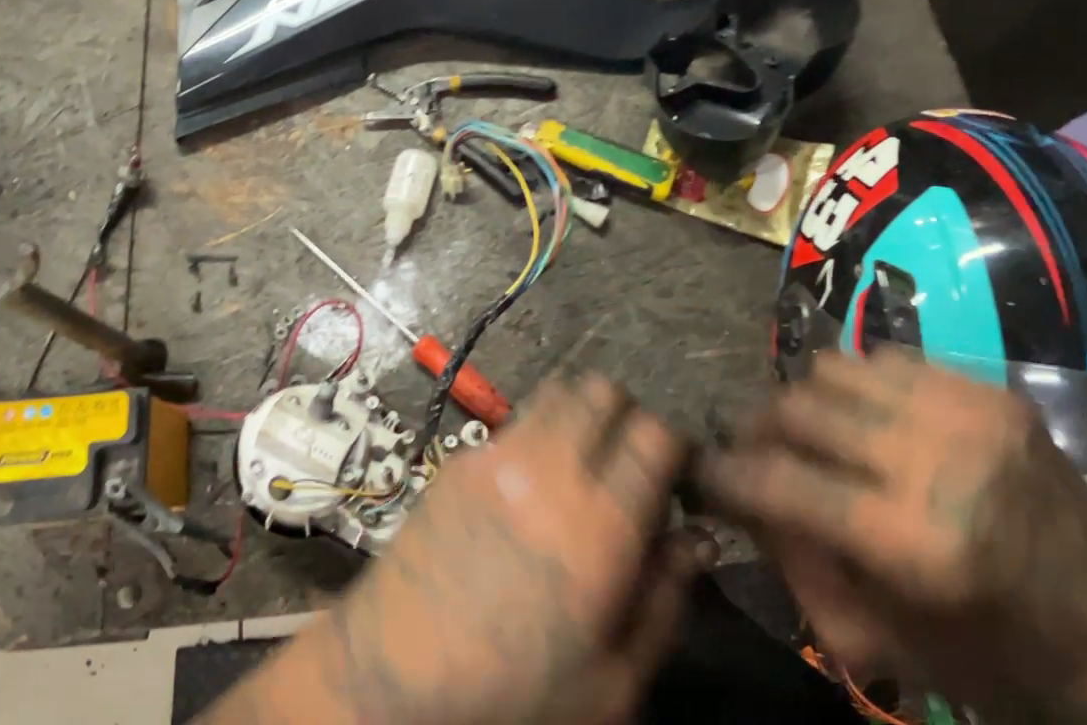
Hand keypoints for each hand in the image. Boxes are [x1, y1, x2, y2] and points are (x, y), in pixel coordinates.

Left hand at [205, 375, 700, 724]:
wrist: (389, 681)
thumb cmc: (511, 695)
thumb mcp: (611, 681)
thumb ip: (664, 600)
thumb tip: (697, 538)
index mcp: (599, 524)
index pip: (657, 434)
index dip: (676, 447)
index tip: (675, 475)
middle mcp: (547, 471)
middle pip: (602, 391)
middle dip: (627, 416)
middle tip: (628, 462)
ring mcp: (494, 458)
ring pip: (554, 393)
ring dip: (579, 417)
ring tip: (579, 466)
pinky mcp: (455, 464)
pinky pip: (511, 424)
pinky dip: (535, 435)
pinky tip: (528, 486)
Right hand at [694, 349, 1086, 716]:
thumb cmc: (983, 653)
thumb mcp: (869, 638)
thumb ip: (790, 559)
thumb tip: (736, 495)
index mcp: (913, 543)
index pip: (776, 479)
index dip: (723, 473)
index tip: (702, 473)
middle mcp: (939, 460)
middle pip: (797, 408)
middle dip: (755, 430)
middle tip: (752, 452)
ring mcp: (971, 413)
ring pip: (832, 370)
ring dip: (805, 402)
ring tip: (809, 434)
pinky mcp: (991, 390)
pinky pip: (883, 359)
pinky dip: (856, 387)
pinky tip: (863, 421)